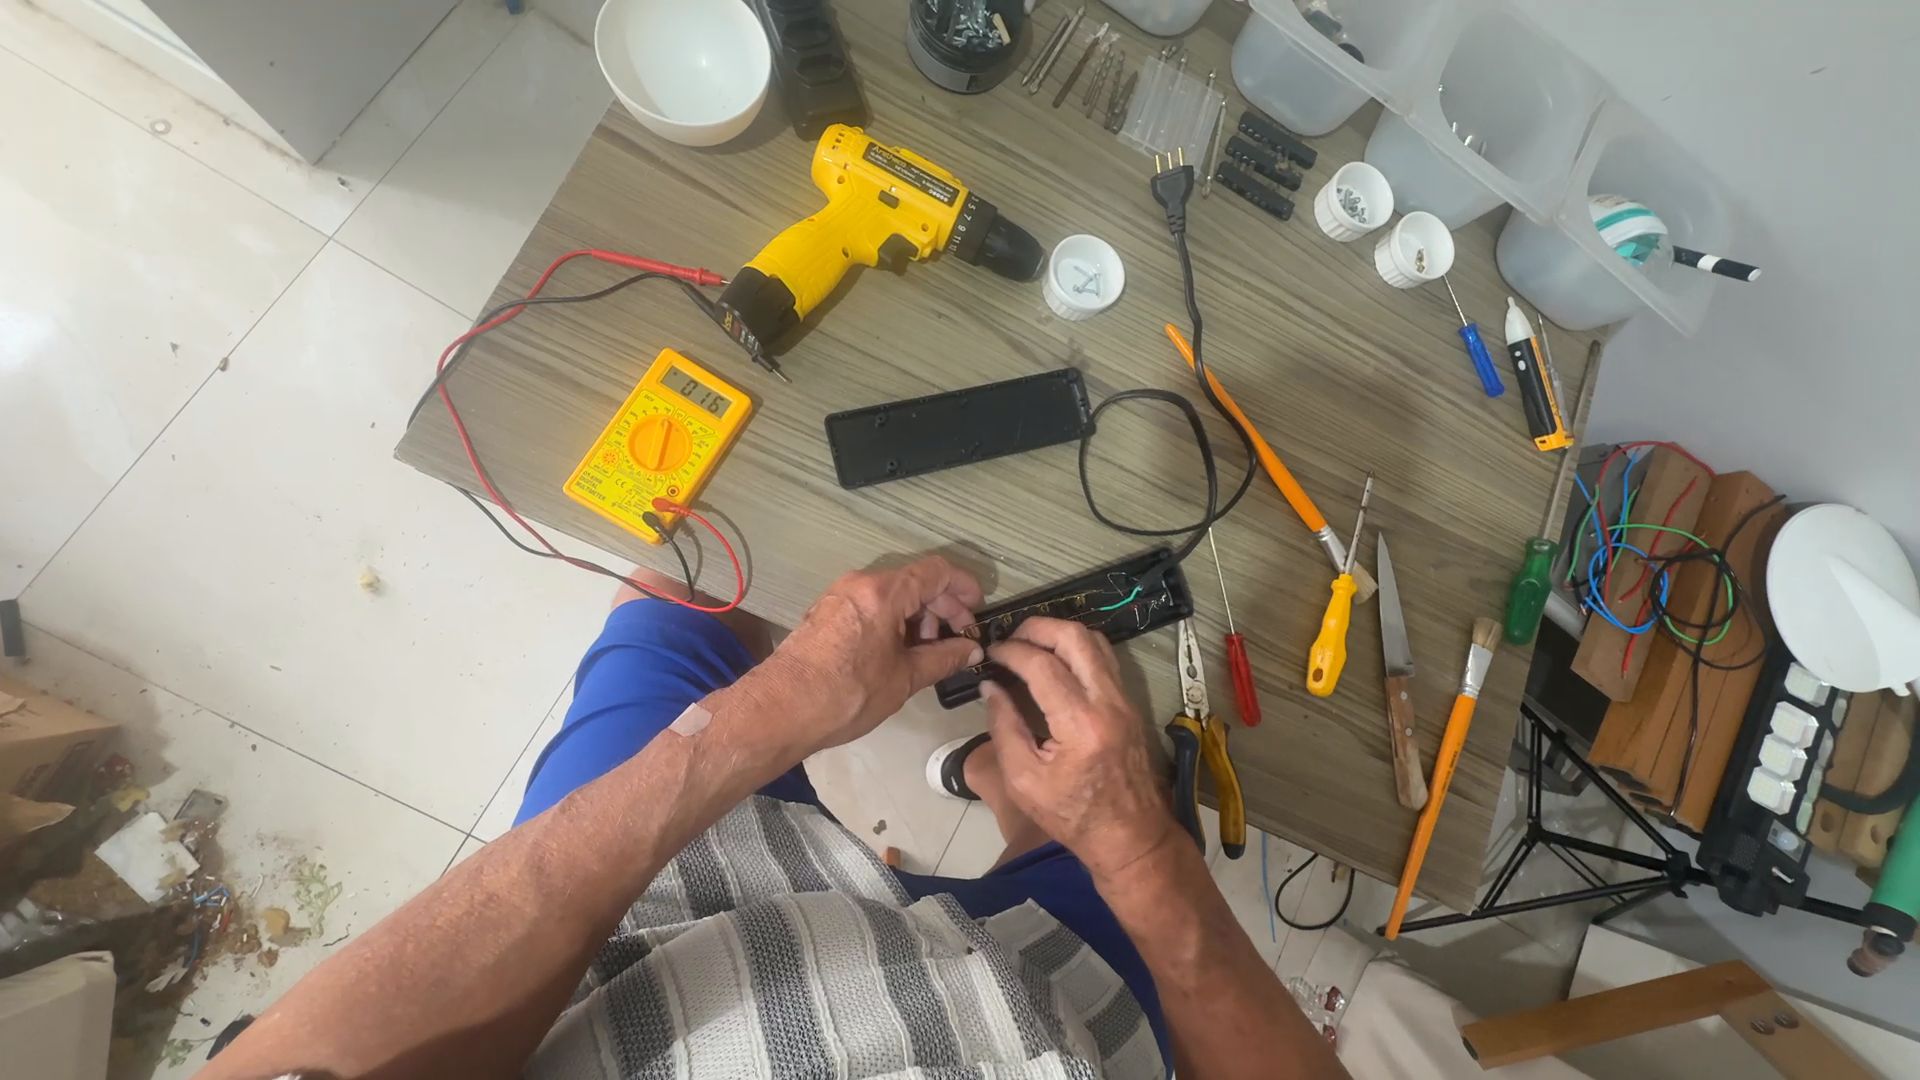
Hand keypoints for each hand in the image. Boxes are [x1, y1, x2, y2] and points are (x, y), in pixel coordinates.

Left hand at [747, 556, 983, 756]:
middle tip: (956, 642)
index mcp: (884, 591)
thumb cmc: (848, 693)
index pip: (937, 572)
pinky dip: (894, 621)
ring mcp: (840, 595)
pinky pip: (872, 605)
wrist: (780, 710)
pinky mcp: (827, 612)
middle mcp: (861, 583)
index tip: (978, 613)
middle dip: (942, 609)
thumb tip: (971, 650)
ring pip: (893, 594)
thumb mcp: (904, 678)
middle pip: (915, 582)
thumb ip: (943, 658)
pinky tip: (899, 653)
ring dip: (918, 617)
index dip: (964, 588)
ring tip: (927, 653)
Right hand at [983, 618, 1177, 878]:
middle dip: (1037, 628)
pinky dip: (1076, 648)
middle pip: (1075, 637)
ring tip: (1030, 646)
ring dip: (1059, 634)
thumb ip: (1004, 727)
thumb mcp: (1024, 781)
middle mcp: (1108, 701)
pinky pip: (1103, 658)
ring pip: (1095, 641)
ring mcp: (1124, 699)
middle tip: (1011, 640)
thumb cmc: (1073, 816)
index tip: (990, 653)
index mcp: (1080, 723)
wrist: (1132, 837)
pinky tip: (1054, 661)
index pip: (1041, 664)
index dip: (1010, 651)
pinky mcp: (1129, 702)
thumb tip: (991, 686)